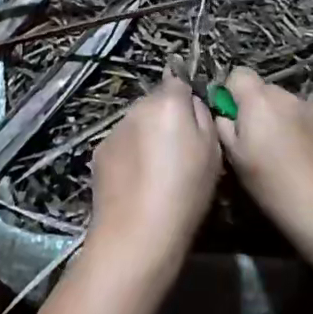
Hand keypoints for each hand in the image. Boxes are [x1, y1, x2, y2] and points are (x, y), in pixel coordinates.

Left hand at [89, 74, 222, 263]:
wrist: (137, 232)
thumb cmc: (185, 192)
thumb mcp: (212, 152)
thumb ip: (202, 117)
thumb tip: (190, 103)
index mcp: (167, 103)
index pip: (177, 81)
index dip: (186, 99)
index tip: (193, 122)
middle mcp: (136, 108)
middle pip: (155, 103)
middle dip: (165, 118)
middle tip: (179, 152)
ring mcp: (114, 129)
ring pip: (136, 124)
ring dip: (146, 136)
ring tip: (157, 171)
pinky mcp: (99, 151)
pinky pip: (121, 144)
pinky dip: (129, 155)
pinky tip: (136, 181)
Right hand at [213, 67, 312, 246]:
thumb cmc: (272, 186)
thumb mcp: (234, 159)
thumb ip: (224, 127)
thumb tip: (225, 115)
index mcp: (259, 101)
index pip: (238, 74)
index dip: (231, 93)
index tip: (232, 119)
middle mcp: (288, 97)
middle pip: (264, 90)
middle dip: (256, 108)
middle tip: (256, 141)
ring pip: (286, 105)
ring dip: (279, 119)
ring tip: (282, 153)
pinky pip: (307, 118)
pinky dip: (301, 130)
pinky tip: (304, 159)